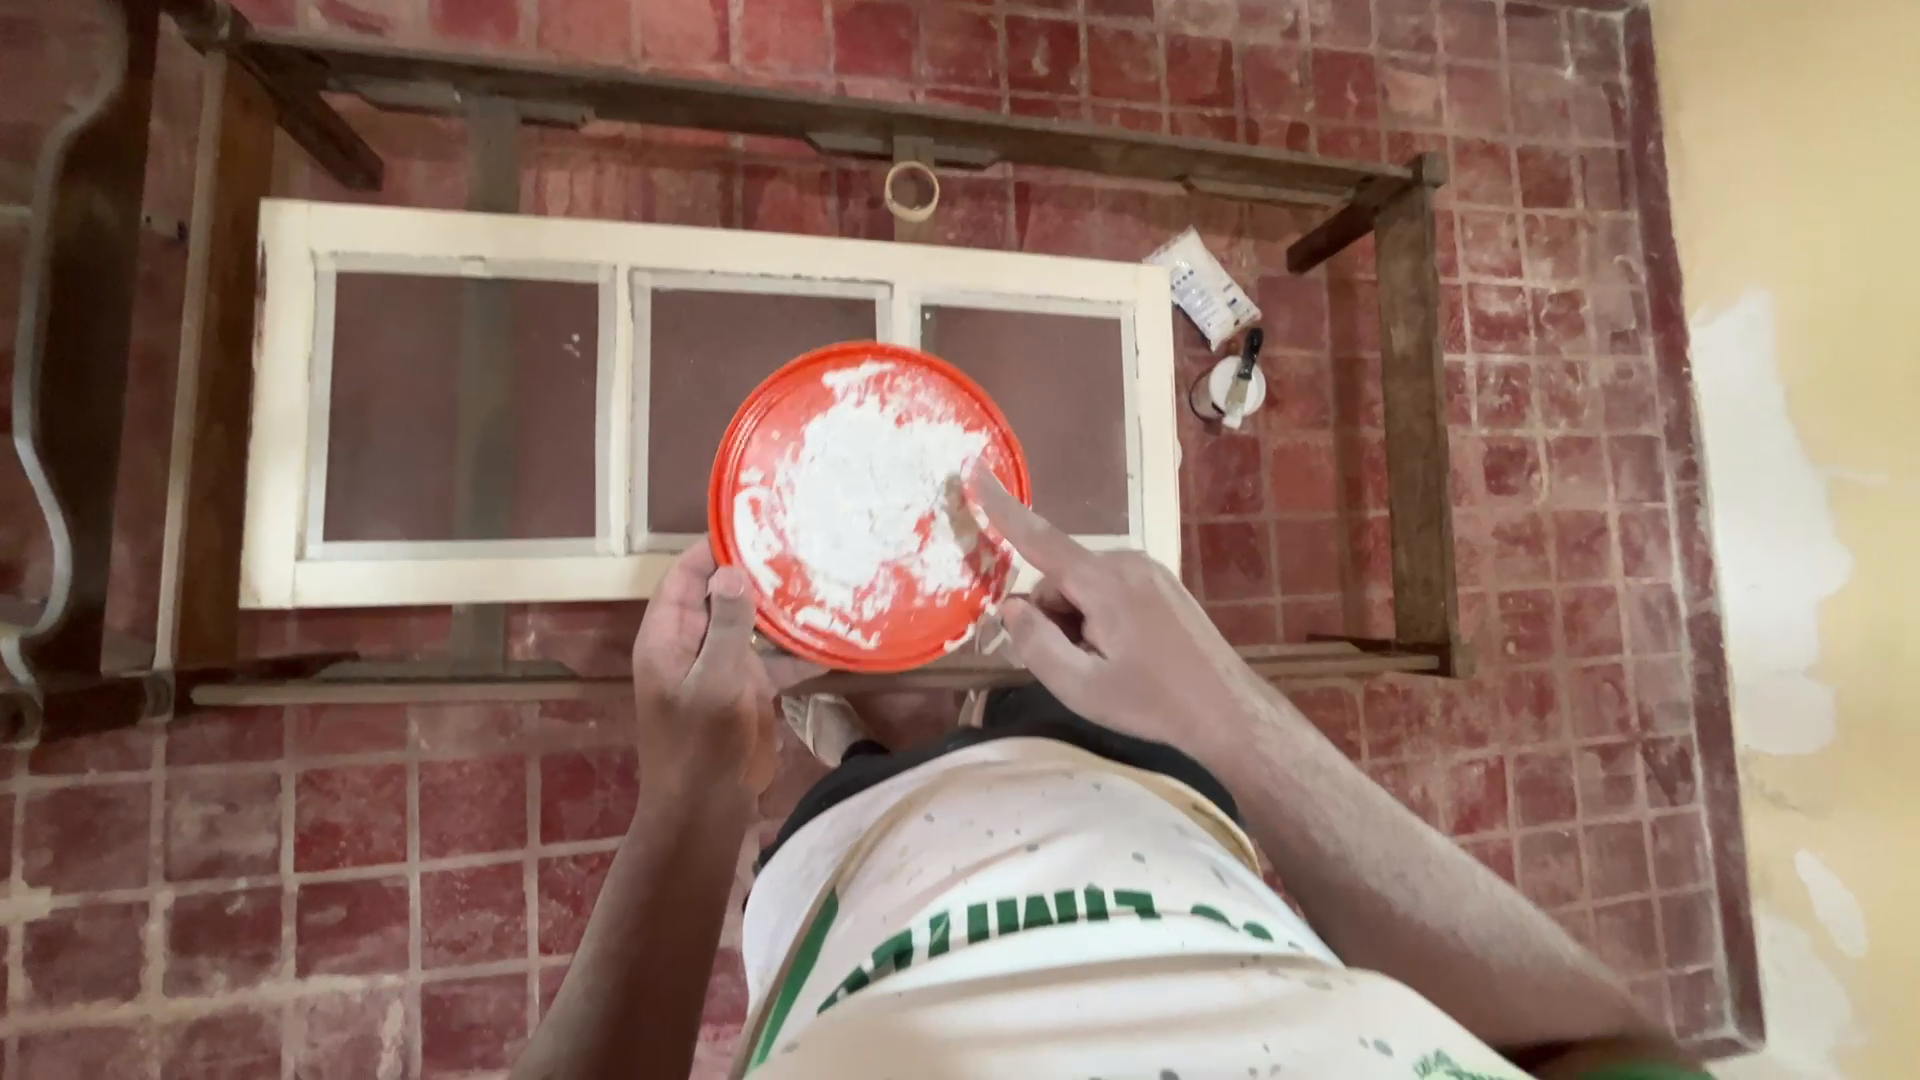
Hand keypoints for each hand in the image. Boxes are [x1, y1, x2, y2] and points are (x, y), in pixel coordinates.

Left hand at [631, 539, 819, 793]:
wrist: (707, 807)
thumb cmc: (702, 743)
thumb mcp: (714, 680)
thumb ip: (725, 624)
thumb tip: (732, 570)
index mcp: (668, 638)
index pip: (683, 578)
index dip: (711, 551)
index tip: (751, 526)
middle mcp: (691, 645)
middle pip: (719, 596)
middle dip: (752, 574)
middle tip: (795, 545)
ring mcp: (720, 667)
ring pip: (749, 625)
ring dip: (777, 608)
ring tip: (816, 578)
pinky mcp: (745, 689)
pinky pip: (771, 658)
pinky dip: (794, 649)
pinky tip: (828, 636)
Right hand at [972, 470, 1269, 766]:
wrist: (1228, 711)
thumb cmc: (1152, 702)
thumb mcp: (1080, 686)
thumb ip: (1035, 643)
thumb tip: (1011, 607)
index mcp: (1104, 582)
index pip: (1039, 538)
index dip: (1001, 507)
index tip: (974, 470)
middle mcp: (1126, 561)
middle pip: (1059, 577)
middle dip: (1051, 615)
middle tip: (1074, 665)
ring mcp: (1148, 569)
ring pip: (1082, 584)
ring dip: (1075, 618)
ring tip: (1102, 663)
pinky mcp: (1161, 581)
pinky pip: (1107, 586)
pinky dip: (1097, 614)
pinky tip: (1120, 651)